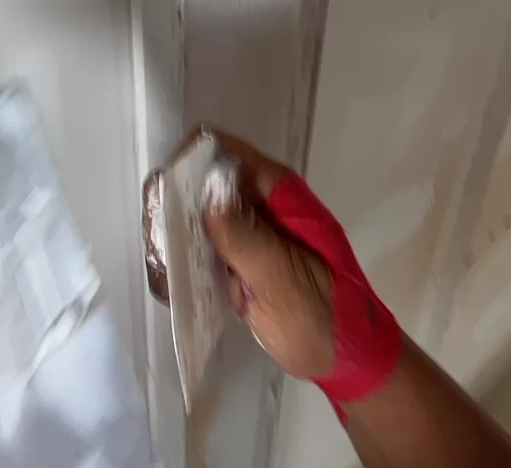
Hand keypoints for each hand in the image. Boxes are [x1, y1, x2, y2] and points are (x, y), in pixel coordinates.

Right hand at [185, 127, 338, 379]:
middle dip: (174, 204)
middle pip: (202, 177)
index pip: (224, 149)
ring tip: (165, 268)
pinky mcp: (240, 256)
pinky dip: (184, 257)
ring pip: (196, 211)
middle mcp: (258, 200)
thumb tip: (207, 191)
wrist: (349, 362)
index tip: (167, 200)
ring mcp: (248, 228)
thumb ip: (245, 236)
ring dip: (175, 234)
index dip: (189, 162)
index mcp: (275, 190)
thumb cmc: (324, 317)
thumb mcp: (283, 278)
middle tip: (160, 244)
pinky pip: (202, 242)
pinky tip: (173, 282)